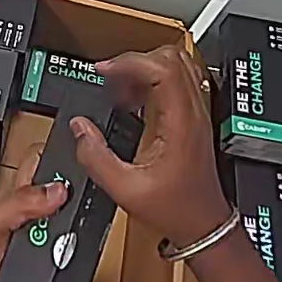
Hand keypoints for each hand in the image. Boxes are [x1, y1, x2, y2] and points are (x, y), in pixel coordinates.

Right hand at [69, 45, 231, 246]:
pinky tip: (134, 100)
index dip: (130, 62)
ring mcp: (196, 113)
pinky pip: (177, 82)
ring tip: (120, 89)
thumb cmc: (175, 209)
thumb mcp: (125, 190)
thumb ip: (97, 158)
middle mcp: (193, 112)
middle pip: (171, 58)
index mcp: (181, 123)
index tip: (105, 71)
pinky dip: (153, 81)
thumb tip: (79, 129)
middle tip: (110, 78)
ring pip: (177, 65)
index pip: (163, 69)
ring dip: (145, 69)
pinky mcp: (193, 118)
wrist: (202, 224)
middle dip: (135, 61)